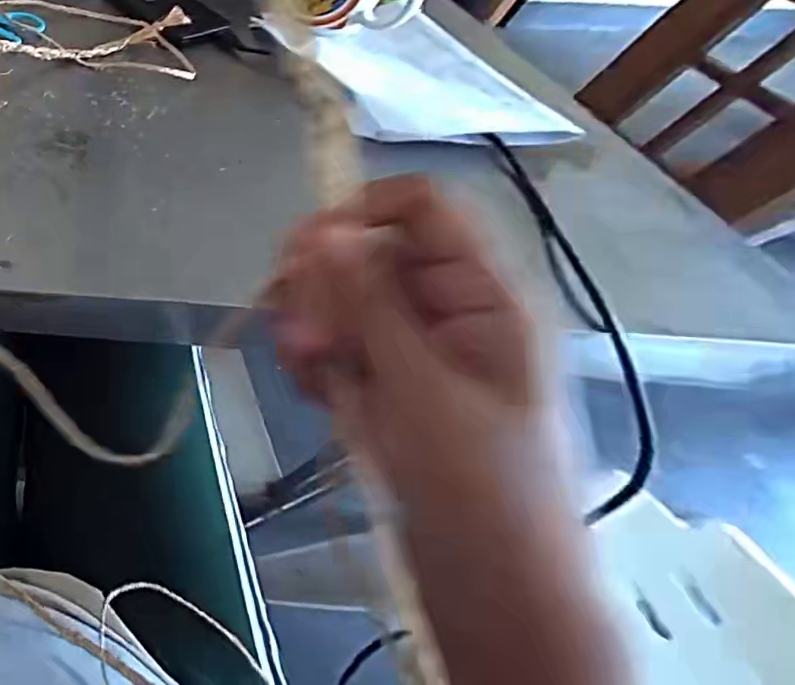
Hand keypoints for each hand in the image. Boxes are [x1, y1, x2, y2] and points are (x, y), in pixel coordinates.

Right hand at [268, 175, 566, 520]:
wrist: (492, 586)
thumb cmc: (481, 487)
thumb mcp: (420, 387)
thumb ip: (368, 302)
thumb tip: (322, 230)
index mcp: (481, 295)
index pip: (417, 207)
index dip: (356, 212)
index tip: (303, 254)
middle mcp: (444, 305)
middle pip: (361, 252)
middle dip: (321, 291)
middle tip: (302, 338)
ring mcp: (411, 340)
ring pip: (336, 296)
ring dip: (309, 328)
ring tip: (311, 374)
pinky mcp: (383, 371)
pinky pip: (330, 337)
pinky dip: (313, 360)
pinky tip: (321, 396)